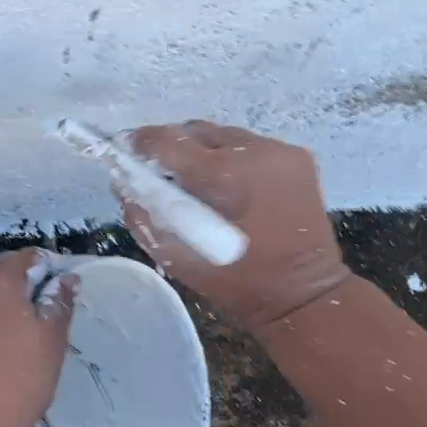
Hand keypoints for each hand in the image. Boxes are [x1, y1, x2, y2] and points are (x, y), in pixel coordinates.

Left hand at [0, 249, 76, 426]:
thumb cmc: (24, 379)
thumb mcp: (53, 340)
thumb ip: (59, 302)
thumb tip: (64, 277)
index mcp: (2, 284)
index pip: (25, 258)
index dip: (42, 263)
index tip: (54, 276)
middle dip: (13, 274)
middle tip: (31, 295)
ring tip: (1, 313)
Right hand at [121, 121, 349, 333]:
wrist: (302, 295)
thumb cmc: (236, 282)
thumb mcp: (176, 256)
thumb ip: (143, 216)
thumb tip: (124, 184)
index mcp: (226, 176)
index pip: (170, 141)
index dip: (141, 142)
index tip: (125, 148)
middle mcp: (257, 152)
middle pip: (197, 131)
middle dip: (171, 146)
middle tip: (155, 169)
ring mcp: (282, 152)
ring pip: (224, 135)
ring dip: (200, 152)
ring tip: (189, 179)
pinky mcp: (298, 158)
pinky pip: (250, 146)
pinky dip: (228, 158)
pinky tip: (224, 186)